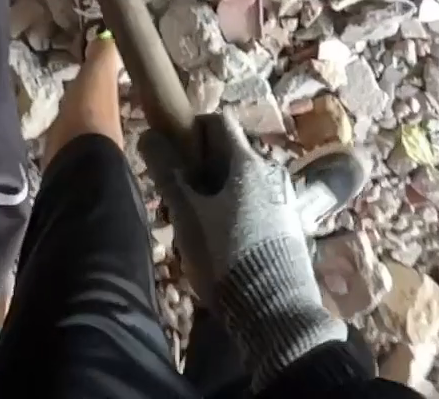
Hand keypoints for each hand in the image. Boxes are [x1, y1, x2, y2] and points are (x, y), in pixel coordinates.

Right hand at [140, 114, 346, 386]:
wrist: (277, 316)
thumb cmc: (227, 256)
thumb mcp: (188, 216)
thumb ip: (167, 174)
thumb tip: (147, 135)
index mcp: (248, 162)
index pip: (218, 122)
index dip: (192, 129)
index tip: (175, 154)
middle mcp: (271, 172)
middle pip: (229, 153)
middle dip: (201, 169)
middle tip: (181, 198)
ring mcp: (285, 200)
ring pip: (242, 181)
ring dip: (219, 193)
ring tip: (200, 227)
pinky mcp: (291, 226)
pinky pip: (258, 203)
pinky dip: (238, 210)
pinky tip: (225, 244)